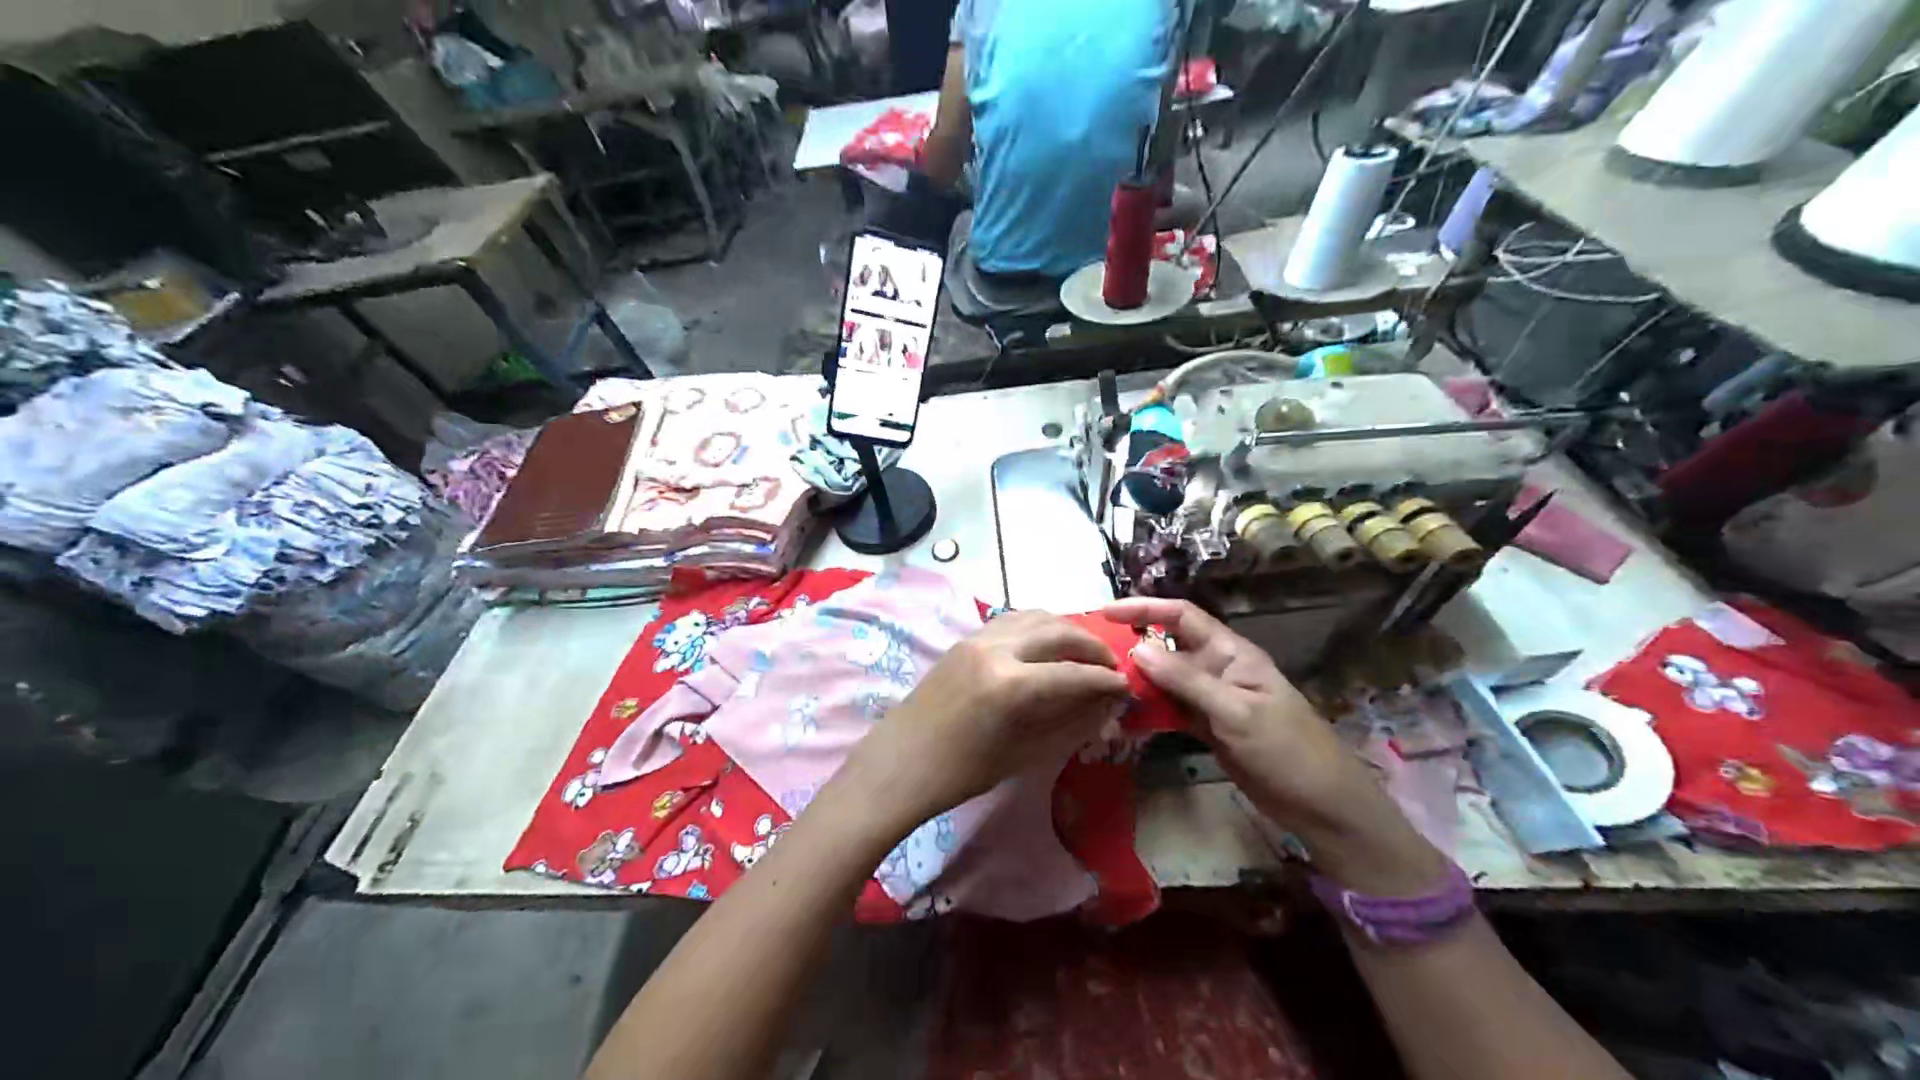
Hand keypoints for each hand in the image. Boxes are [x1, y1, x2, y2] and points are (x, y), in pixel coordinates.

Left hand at [841, 611, 1129, 834]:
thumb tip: (1107, 704)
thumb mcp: (1024, 754)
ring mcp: (977, 638)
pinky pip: (1012, 620)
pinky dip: (1038, 626)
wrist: (901, 762)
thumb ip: (1070, 723)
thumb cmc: (962, 772)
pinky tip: (1048, 646)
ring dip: (1066, 629)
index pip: (1075, 673)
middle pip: (1060, 632)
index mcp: (1011, 685)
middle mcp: (996, 649)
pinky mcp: (965, 638)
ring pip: (1036, 616)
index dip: (1107, 681)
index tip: (1127, 687)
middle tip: (1111, 666)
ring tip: (1084, 652)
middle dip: (1093, 646)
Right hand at [1103, 598, 1449, 895]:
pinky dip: (1147, 713)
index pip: (1181, 616)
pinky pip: (1169, 710)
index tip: (1105, 613)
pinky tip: (1122, 720)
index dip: (1144, 608)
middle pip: (1167, 647)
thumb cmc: (1287, 750)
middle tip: (1092, 656)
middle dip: (1132, 647)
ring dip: (1136, 683)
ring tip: (1099, 688)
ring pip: (1164, 681)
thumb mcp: (1235, 711)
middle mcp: (1216, 669)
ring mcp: (1210, 699)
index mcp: (1230, 652)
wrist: (1321, 806)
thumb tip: (1137, 648)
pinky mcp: (1205, 727)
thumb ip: (1186, 680)